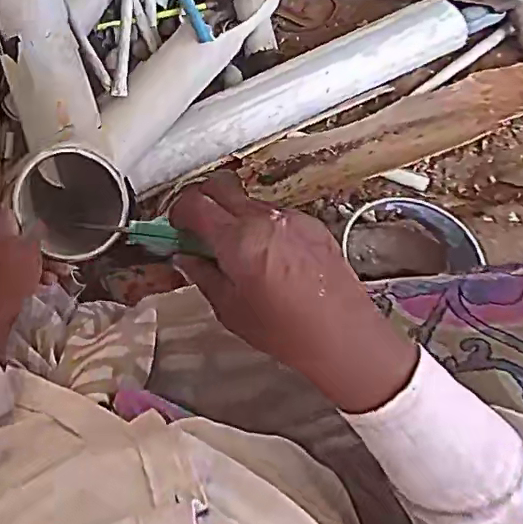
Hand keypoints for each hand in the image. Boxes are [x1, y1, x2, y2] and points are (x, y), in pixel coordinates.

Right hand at [170, 172, 417, 412]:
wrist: (347, 338)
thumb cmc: (284, 331)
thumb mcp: (229, 309)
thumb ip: (202, 274)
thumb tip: (185, 256)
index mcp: (237, 239)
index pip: (193, 202)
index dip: (176, 211)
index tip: (176, 228)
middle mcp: (263, 218)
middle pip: (218, 185)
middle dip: (200, 200)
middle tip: (197, 228)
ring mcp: (290, 217)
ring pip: (246, 199)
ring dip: (231, 214)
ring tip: (235, 248)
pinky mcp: (312, 223)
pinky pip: (273, 213)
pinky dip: (259, 224)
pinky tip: (267, 255)